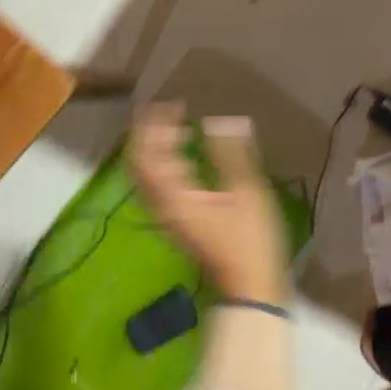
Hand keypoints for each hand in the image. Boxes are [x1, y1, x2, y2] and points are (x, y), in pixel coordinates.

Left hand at [129, 102, 286, 303]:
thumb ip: (232, 154)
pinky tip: (183, 157)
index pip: (150, 154)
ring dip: (154, 148)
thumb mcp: (247, 192)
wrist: (248, 286)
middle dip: (148, 134)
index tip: (171, 103)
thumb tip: (220, 120)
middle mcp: (163, 206)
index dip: (154, 125)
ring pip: (146, 176)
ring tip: (175, 127)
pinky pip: (157, 186)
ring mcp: (167, 216)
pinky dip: (163, 164)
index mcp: (175, 197)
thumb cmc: (250, 240)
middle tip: (166, 110)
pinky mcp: (177, 221)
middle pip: (140, 165)